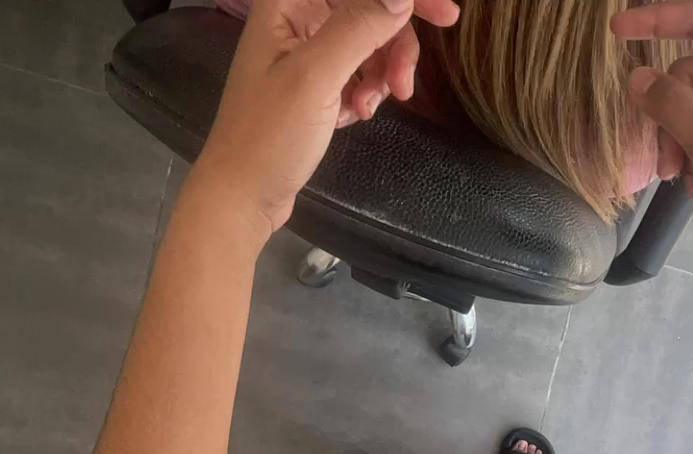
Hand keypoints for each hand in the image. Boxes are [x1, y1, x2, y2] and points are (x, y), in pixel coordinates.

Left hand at [185, 0, 459, 244]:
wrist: (245, 194)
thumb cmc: (269, 136)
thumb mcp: (315, 78)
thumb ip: (358, 29)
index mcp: (288, 1)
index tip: (447, 16)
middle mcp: (297, 16)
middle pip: (368, 10)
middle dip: (393, 46)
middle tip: (405, 88)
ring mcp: (306, 52)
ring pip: (368, 44)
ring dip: (381, 75)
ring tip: (367, 110)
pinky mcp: (315, 84)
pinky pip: (358, 73)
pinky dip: (366, 93)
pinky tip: (355, 116)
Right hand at [612, 0, 692, 255]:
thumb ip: (669, 104)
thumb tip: (635, 77)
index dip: (656, 20)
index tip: (616, 29)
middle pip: (688, 77)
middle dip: (670, 122)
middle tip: (668, 167)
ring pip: (689, 107)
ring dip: (678, 144)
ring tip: (683, 179)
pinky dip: (692, 154)